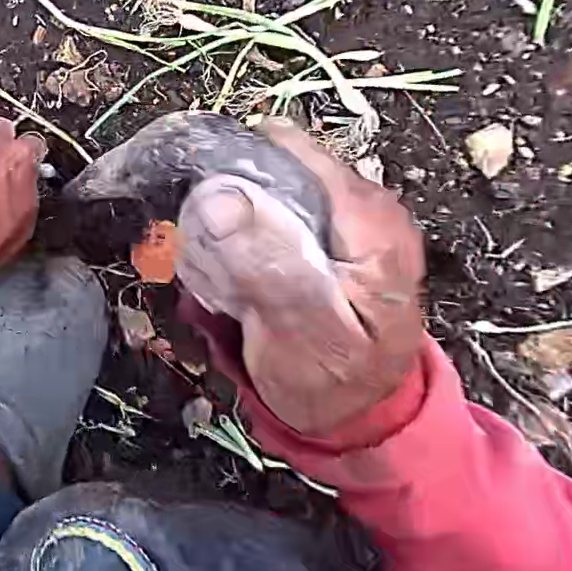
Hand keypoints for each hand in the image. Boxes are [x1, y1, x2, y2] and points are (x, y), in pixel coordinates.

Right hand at [176, 119, 425, 436]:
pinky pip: (279, 208)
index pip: (292, 152)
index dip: (239, 163)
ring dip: (239, 211)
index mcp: (371, 220)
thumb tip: (218, 197)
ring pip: (275, 184)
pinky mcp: (332, 233)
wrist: (359, 418)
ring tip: (221, 258)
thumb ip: (266, 266)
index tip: (199, 195)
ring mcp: (349, 217)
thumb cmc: (334, 381)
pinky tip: (239, 262)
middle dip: (236, 191)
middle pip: (282, 164)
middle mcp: (366, 205)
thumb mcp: (300, 332)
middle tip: (208, 242)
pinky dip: (251, 227)